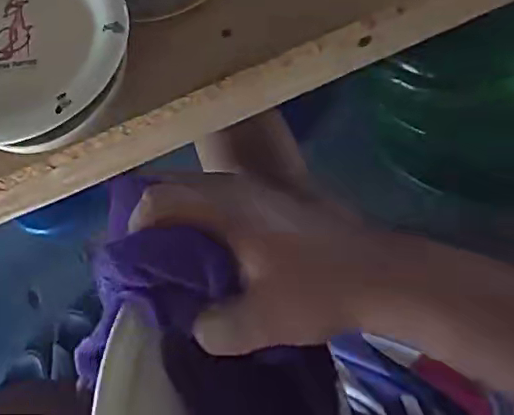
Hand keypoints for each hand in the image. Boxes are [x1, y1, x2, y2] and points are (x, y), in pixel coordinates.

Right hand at [128, 171, 391, 353]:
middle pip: (170, 183)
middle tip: (145, 249)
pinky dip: (199, 214)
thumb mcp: (267, 320)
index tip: (133, 256)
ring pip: (193, 187)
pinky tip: (213, 248)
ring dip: (176, 213)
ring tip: (173, 252)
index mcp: (220, 204)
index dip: (135, 223)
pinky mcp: (265, 196)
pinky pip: (214, 195)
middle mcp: (227, 185)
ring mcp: (248, 187)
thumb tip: (195, 329)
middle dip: (150, 213)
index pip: (157, 198)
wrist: (380, 271)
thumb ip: (221, 327)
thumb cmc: (317, 287)